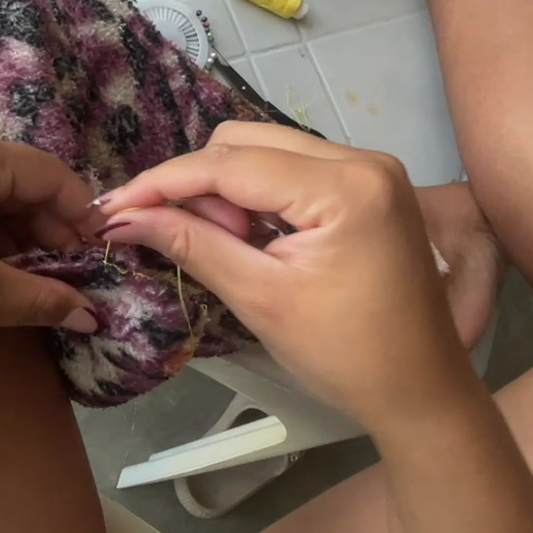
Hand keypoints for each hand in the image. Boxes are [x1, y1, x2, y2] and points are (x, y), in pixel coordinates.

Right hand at [94, 122, 478, 426]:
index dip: (162, 182)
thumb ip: (189, 244)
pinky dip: (253, 196)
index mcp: (343, 187)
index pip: (229, 164)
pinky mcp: (365, 184)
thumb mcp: (257, 298)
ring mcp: (368, 167)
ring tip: (226, 244)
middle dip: (196, 184)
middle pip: (243, 141)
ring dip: (223, 190)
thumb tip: (122, 218)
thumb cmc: (343, 355)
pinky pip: (287, 168)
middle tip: (183, 237)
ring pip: (262, 150)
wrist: (421, 391)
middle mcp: (361, 158)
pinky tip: (251, 237)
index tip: (111, 206)